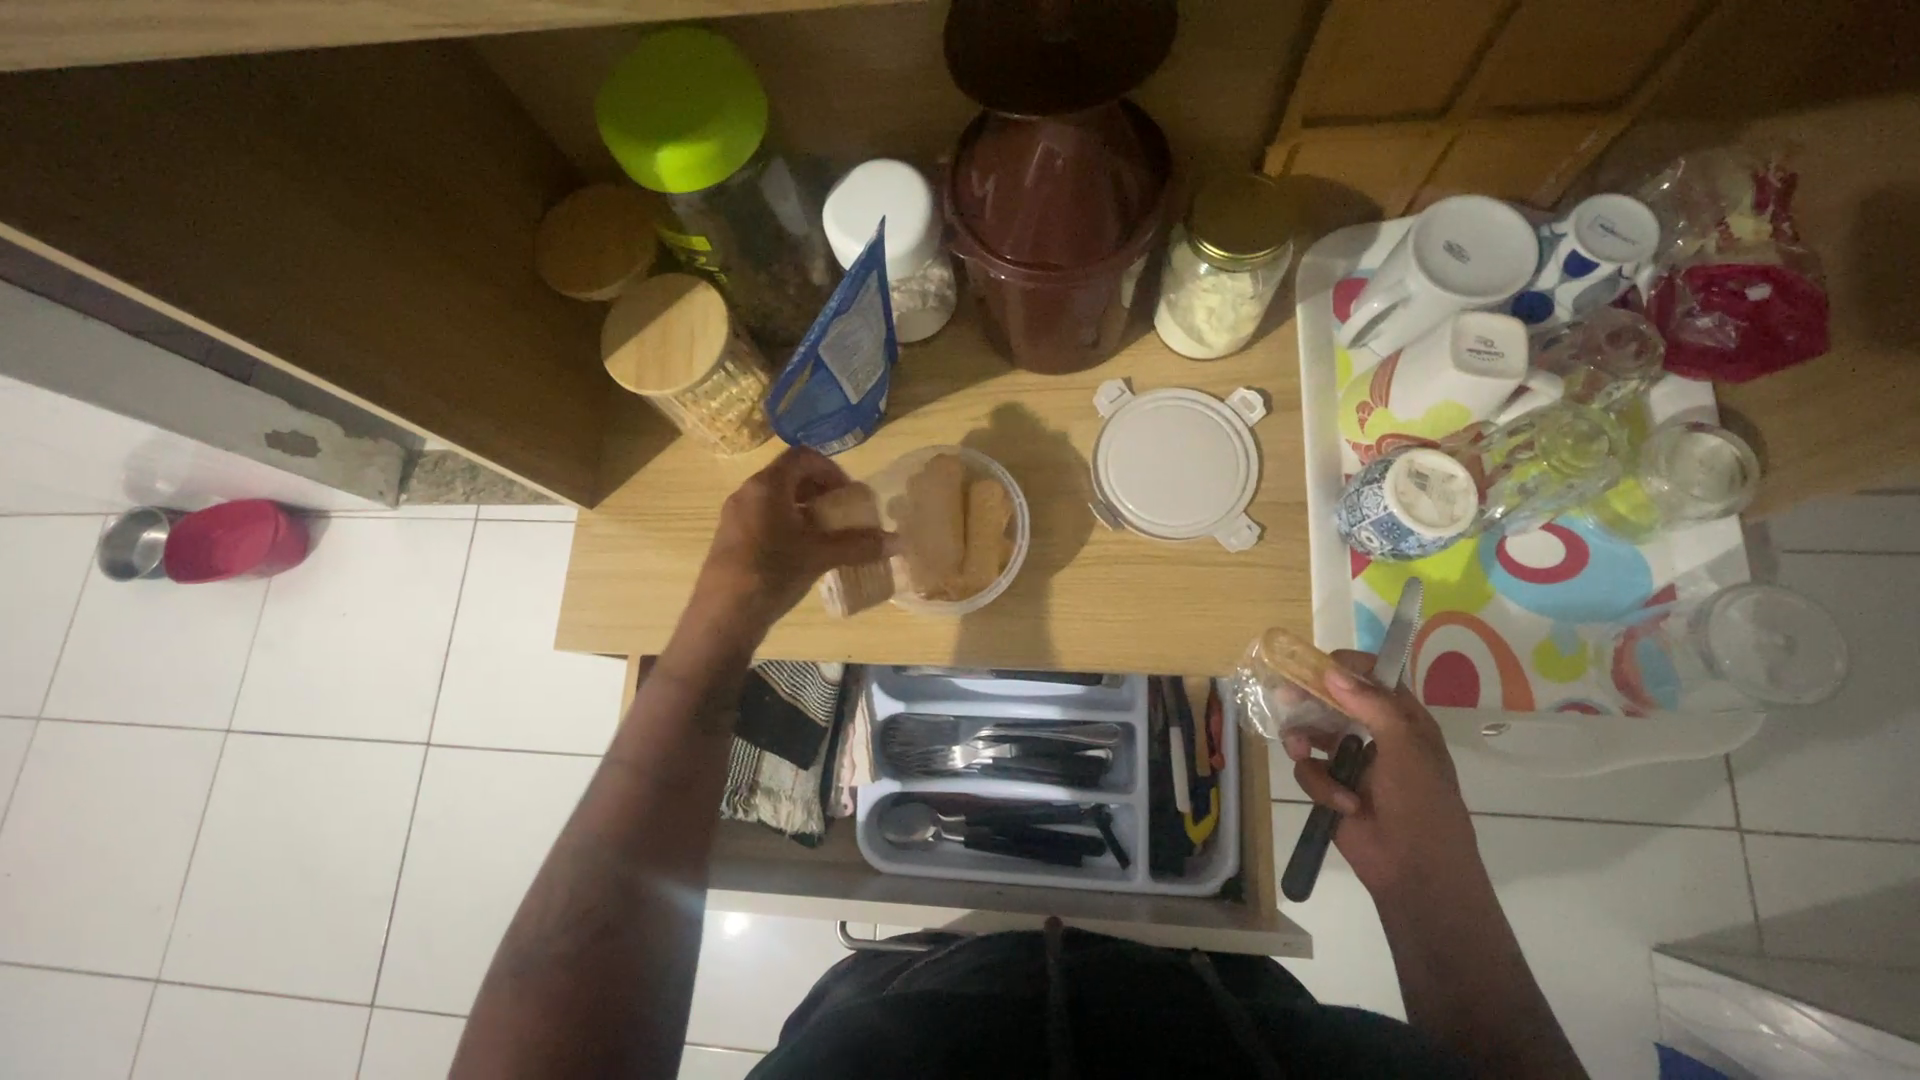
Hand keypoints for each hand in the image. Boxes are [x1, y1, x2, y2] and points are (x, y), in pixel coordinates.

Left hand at [690, 446, 888, 633]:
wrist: (723, 614)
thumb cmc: (772, 572)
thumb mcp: (820, 557)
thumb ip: (858, 545)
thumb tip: (898, 542)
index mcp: (767, 485)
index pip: (803, 456)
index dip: (831, 469)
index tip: (848, 494)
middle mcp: (748, 492)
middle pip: (789, 476)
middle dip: (820, 490)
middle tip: (841, 513)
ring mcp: (736, 515)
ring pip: (776, 498)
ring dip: (805, 509)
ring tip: (826, 535)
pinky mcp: (731, 538)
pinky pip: (765, 517)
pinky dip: (788, 524)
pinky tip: (802, 553)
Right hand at [1283, 650, 1482, 901]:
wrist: (1416, 869)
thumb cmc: (1422, 802)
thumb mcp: (1406, 747)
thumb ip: (1371, 705)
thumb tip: (1331, 671)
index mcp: (1402, 719)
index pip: (1372, 677)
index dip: (1346, 667)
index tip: (1319, 666)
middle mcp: (1374, 733)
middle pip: (1332, 700)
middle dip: (1309, 699)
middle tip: (1285, 696)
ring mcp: (1350, 760)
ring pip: (1311, 733)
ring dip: (1304, 741)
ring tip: (1301, 750)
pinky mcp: (1330, 787)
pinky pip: (1308, 770)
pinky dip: (1320, 785)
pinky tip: (1339, 802)